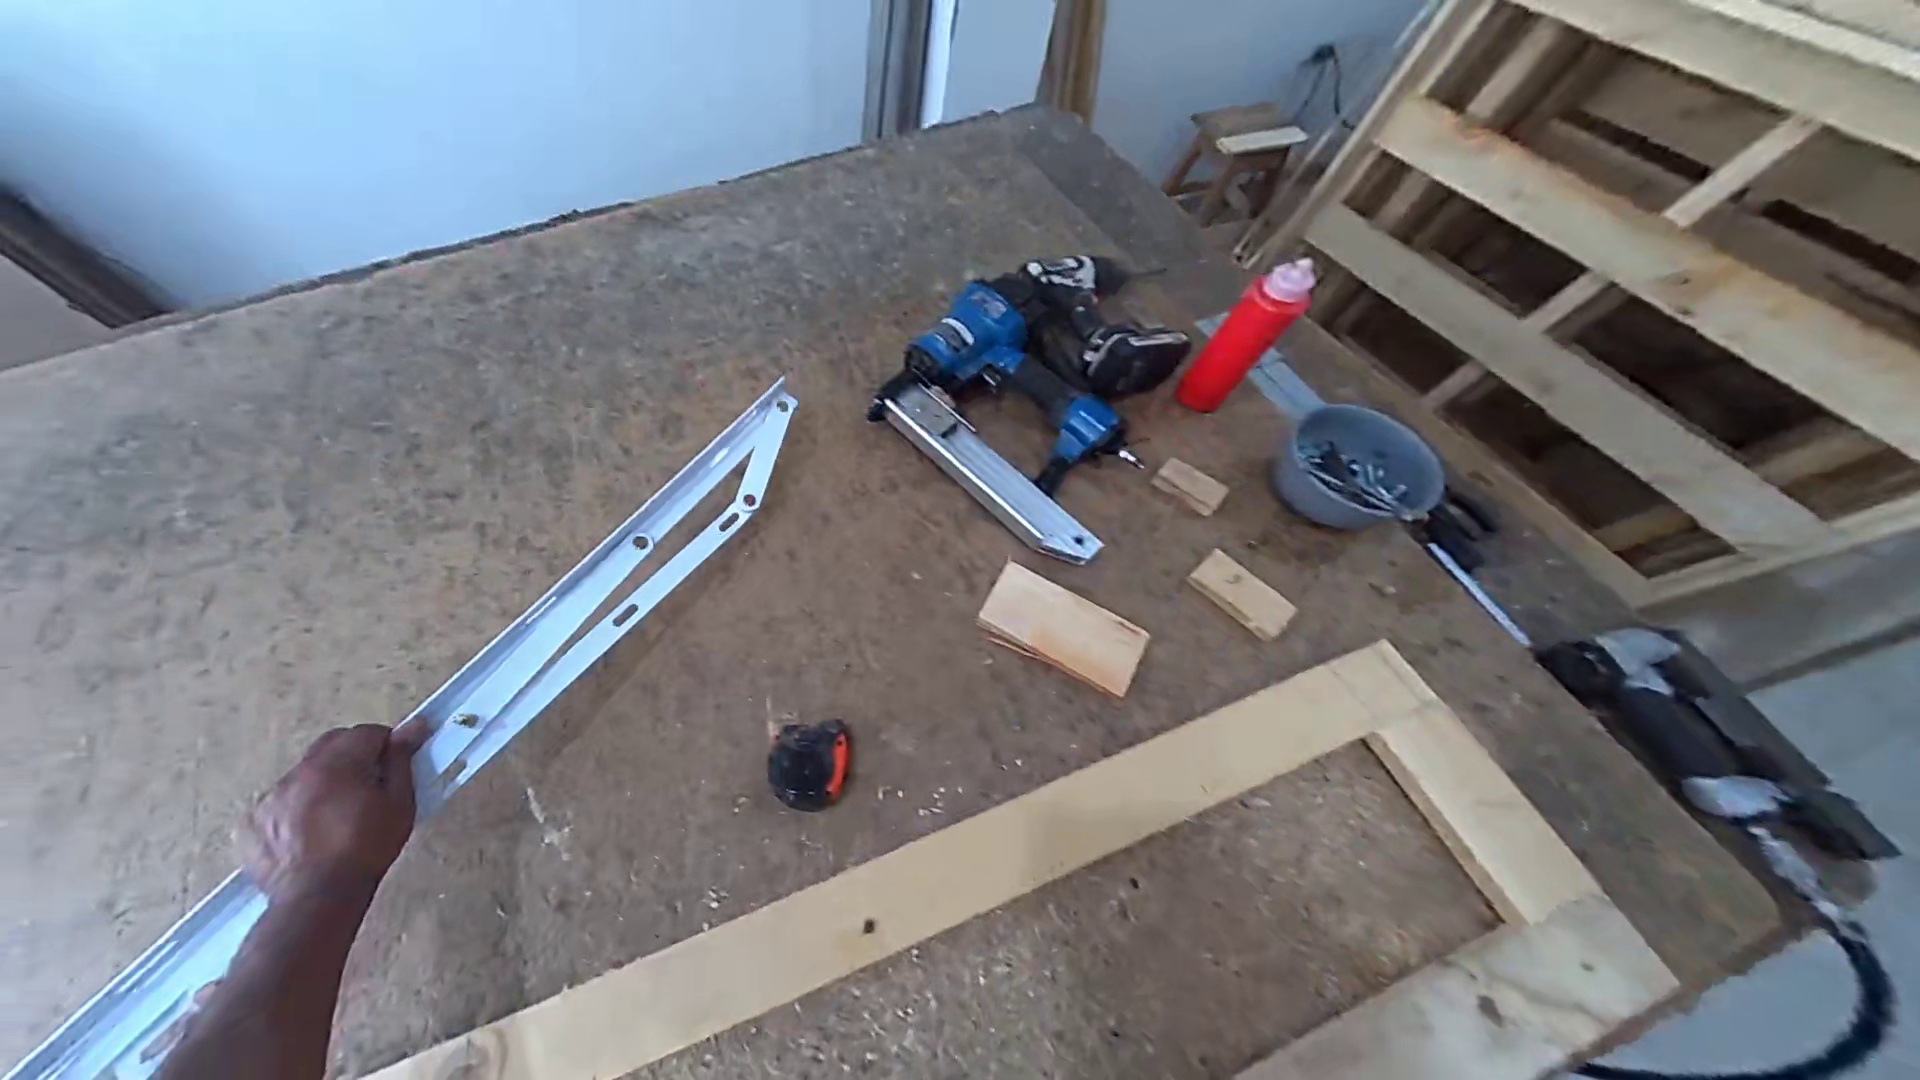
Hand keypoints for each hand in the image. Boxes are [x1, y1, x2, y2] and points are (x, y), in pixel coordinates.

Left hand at [243, 723, 429, 901]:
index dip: (386, 744)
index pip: (365, 732)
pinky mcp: (249, 825)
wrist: (317, 896)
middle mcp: (295, 775)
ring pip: (304, 773)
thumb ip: (401, 759)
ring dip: (324, 780)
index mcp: (334, 766)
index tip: (394, 764)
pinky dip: (298, 805)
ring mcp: (267, 801)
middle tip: (371, 782)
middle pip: (330, 744)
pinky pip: (279, 801)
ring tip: (339, 811)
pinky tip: (312, 830)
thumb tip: (413, 726)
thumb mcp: (399, 800)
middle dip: (353, 754)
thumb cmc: (368, 845)